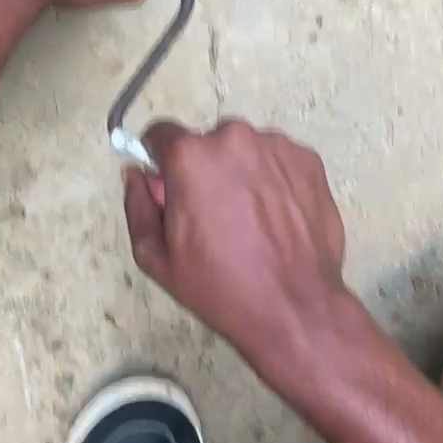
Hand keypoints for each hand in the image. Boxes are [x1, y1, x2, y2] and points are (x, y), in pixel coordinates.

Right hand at [122, 120, 352, 383]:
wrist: (294, 308)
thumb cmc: (220, 286)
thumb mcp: (156, 257)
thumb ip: (138, 205)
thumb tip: (135, 173)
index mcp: (191, 156)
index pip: (161, 134)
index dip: (160, 160)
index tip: (169, 184)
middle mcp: (233, 138)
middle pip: (206, 142)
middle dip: (204, 170)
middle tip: (213, 214)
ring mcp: (276, 146)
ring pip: (244, 151)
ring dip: (241, 173)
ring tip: (251, 220)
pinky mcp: (308, 159)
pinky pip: (278, 160)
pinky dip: (273, 180)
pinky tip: (276, 218)